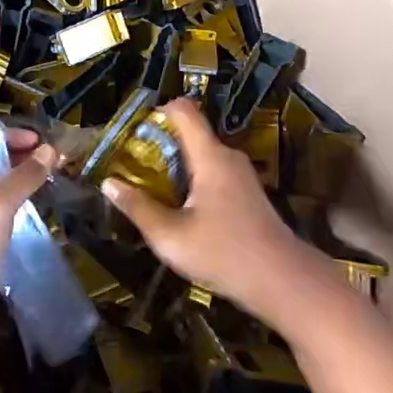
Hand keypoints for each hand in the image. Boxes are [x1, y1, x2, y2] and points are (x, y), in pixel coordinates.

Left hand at [0, 130, 59, 356]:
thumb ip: (22, 177)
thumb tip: (52, 150)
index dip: (6, 136)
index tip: (38, 138)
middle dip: (20, 156)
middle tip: (55, 154)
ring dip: (24, 177)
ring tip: (56, 168)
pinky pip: (5, 210)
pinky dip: (23, 200)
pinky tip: (43, 194)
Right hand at [103, 98, 322, 316]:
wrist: (283, 281)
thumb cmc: (223, 253)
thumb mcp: (170, 235)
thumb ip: (138, 207)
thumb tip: (109, 183)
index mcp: (210, 157)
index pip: (184, 111)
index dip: (156, 111)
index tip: (132, 132)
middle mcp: (227, 158)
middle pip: (189, 133)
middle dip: (158, 143)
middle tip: (130, 164)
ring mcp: (240, 175)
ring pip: (200, 155)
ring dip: (173, 165)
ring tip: (147, 186)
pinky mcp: (246, 194)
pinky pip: (211, 172)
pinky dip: (190, 179)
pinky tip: (176, 206)